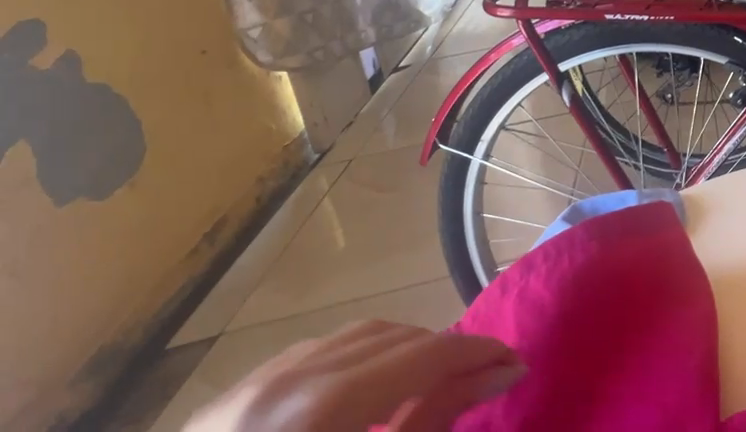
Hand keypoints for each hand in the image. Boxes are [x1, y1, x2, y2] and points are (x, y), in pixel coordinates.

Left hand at [184, 321, 522, 431]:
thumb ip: (435, 418)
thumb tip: (503, 371)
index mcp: (324, 405)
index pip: (428, 351)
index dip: (480, 351)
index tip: (515, 364)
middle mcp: (285, 379)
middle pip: (394, 337)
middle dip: (443, 352)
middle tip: (478, 377)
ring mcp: (245, 387)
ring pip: (352, 338)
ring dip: (401, 350)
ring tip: (425, 382)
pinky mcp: (220, 402)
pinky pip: (307, 356)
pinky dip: (352, 361)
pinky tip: (363, 392)